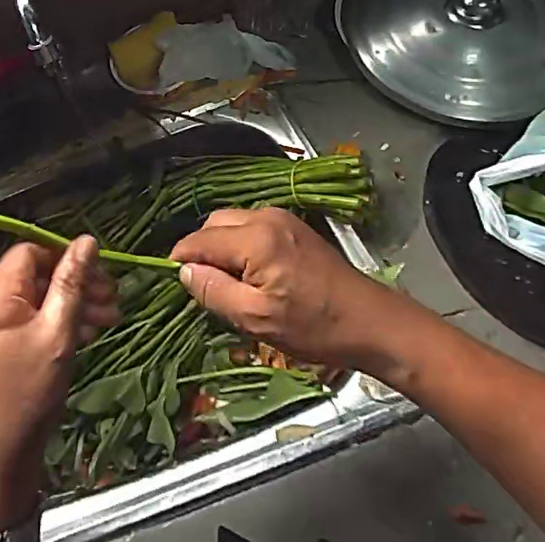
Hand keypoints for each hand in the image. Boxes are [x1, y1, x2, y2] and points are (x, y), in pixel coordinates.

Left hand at [0, 236, 118, 532]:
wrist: (1, 458)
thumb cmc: (27, 393)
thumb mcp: (57, 333)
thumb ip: (72, 283)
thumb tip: (86, 242)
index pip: (30, 252)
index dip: (64, 255)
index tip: (96, 271)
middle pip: (38, 274)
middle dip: (77, 281)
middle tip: (111, 295)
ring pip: (42, 298)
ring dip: (76, 302)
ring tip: (110, 317)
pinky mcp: (8, 346)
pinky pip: (38, 320)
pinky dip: (64, 322)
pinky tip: (90, 333)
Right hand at [171, 207, 423, 374]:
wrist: (371, 321)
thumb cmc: (315, 326)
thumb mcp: (257, 319)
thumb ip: (214, 292)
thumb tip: (184, 272)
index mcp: (255, 238)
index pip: (199, 240)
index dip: (181, 260)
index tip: (173, 282)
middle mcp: (265, 217)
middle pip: (213, 224)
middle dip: (202, 251)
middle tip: (206, 288)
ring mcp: (282, 218)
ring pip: (232, 223)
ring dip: (222, 248)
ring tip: (230, 285)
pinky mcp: (293, 226)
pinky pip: (251, 227)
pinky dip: (241, 245)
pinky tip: (251, 275)